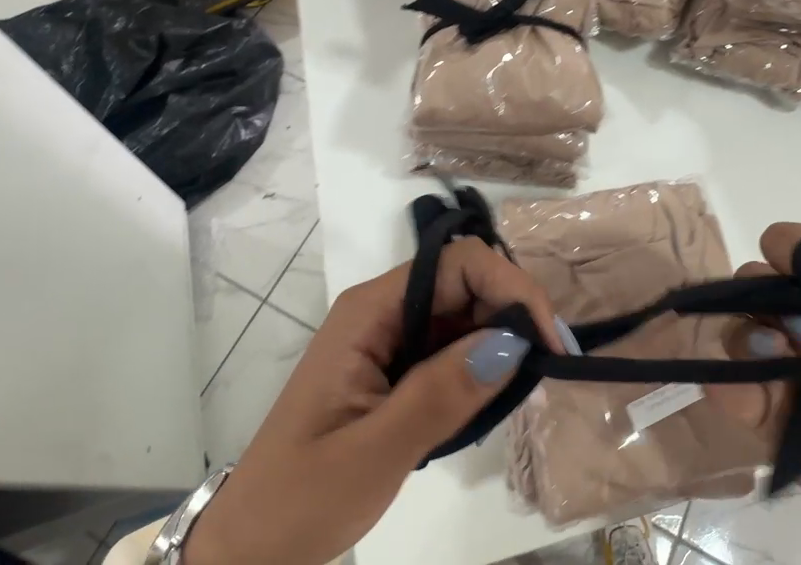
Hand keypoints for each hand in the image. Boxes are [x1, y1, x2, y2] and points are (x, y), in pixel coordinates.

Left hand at [185, 238, 564, 564]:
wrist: (251, 545)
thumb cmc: (301, 497)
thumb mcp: (375, 452)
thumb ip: (441, 394)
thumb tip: (512, 342)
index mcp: (370, 312)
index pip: (458, 264)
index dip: (511, 287)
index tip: (548, 344)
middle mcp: (382, 312)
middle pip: (465, 283)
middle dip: (513, 315)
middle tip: (549, 371)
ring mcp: (387, 340)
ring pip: (463, 316)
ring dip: (501, 343)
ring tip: (528, 388)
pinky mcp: (394, 370)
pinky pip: (451, 350)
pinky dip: (480, 369)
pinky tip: (493, 401)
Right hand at [710, 221, 800, 546]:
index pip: (798, 252)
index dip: (790, 247)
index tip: (800, 264)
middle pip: (756, 281)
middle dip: (766, 288)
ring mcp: (784, 372)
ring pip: (736, 328)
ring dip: (748, 331)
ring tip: (780, 353)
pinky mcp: (769, 420)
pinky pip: (730, 392)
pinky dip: (728, 383)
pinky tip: (751, 390)